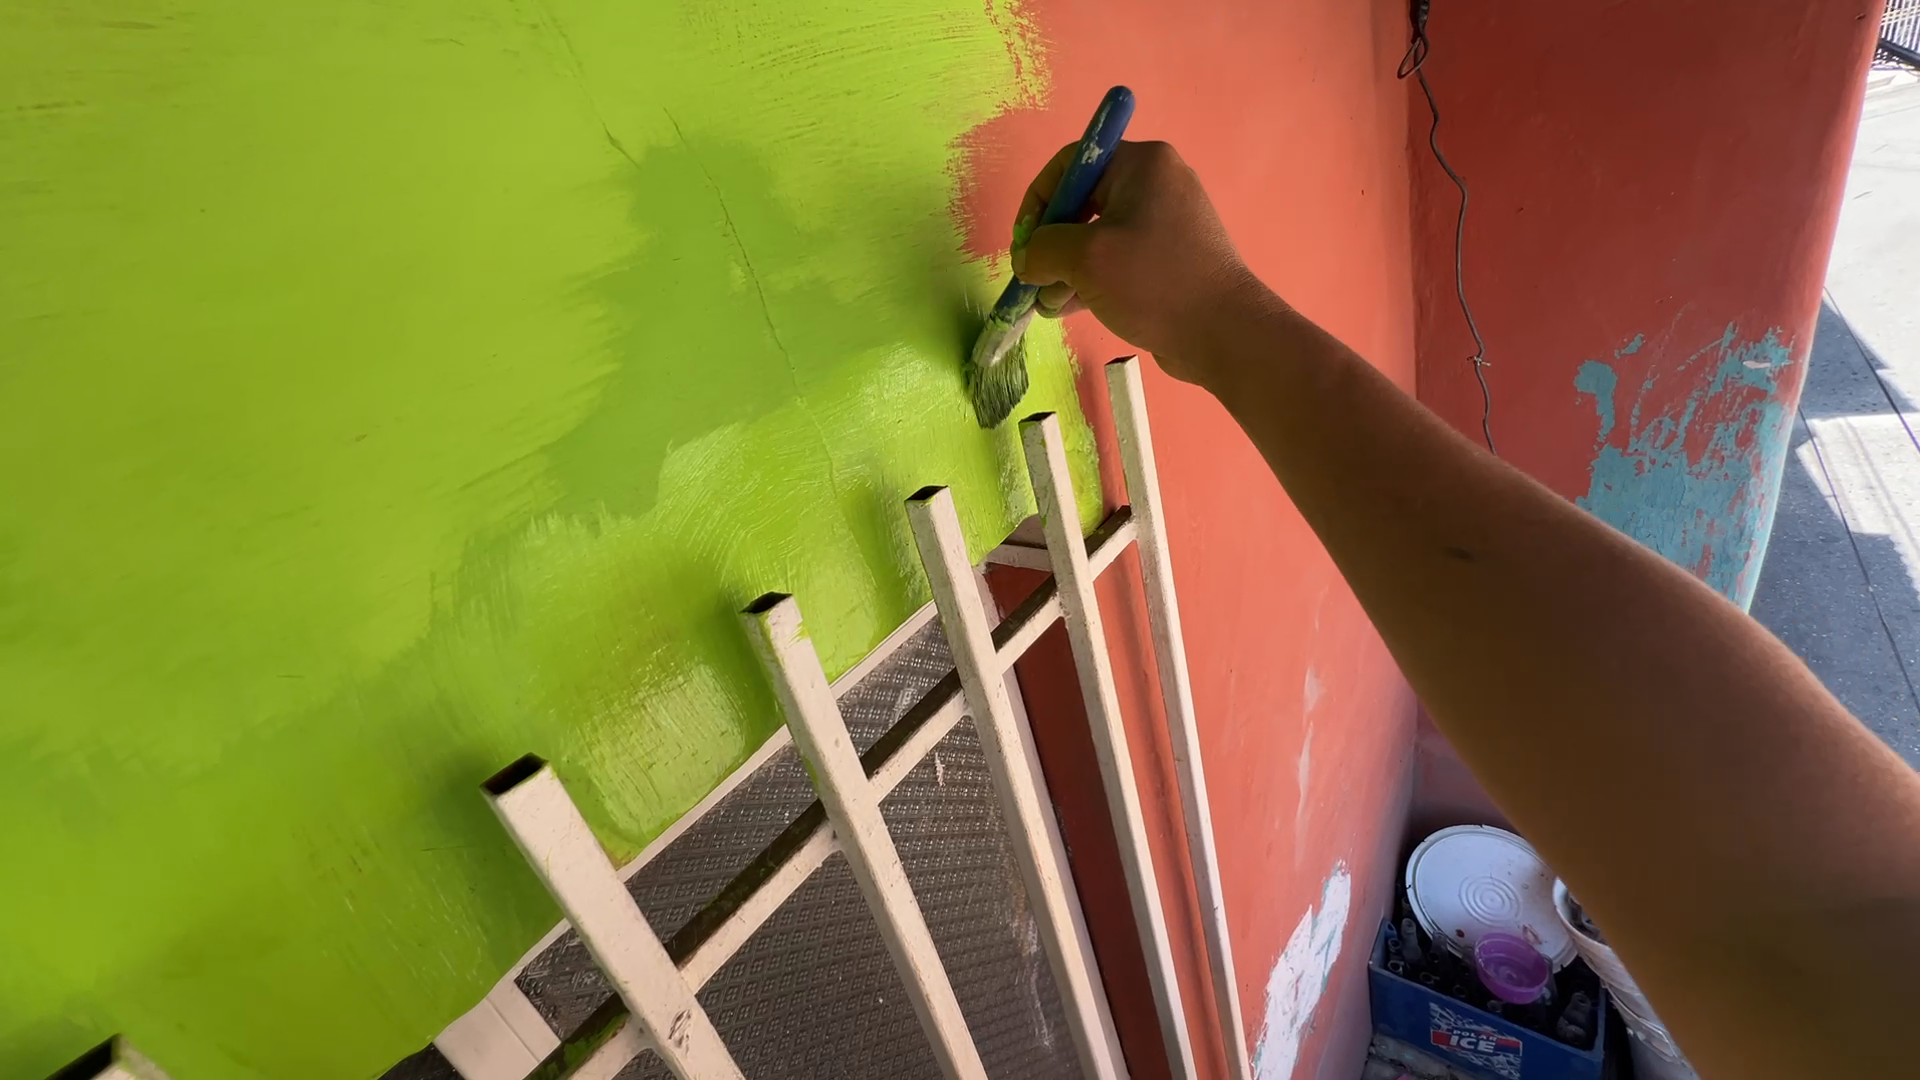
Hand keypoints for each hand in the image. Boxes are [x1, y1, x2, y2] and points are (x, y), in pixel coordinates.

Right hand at [1010, 140, 1268, 386]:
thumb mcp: (1086, 259)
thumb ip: (1043, 250)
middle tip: (1033, 280)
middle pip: (1082, 205)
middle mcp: (1155, 185)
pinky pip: (1116, 262)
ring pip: (1096, 239)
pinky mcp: (1167, 261)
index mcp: (1140, 165)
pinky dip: (1090, 282)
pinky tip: (1068, 309)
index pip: (1072, 165)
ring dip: (1065, 271)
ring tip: (1048, 305)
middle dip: (1050, 246)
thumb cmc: (1152, 282)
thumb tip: (1027, 260)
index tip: (1022, 244)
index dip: (1037, 202)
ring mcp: (1163, 225)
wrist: (1220, 331)